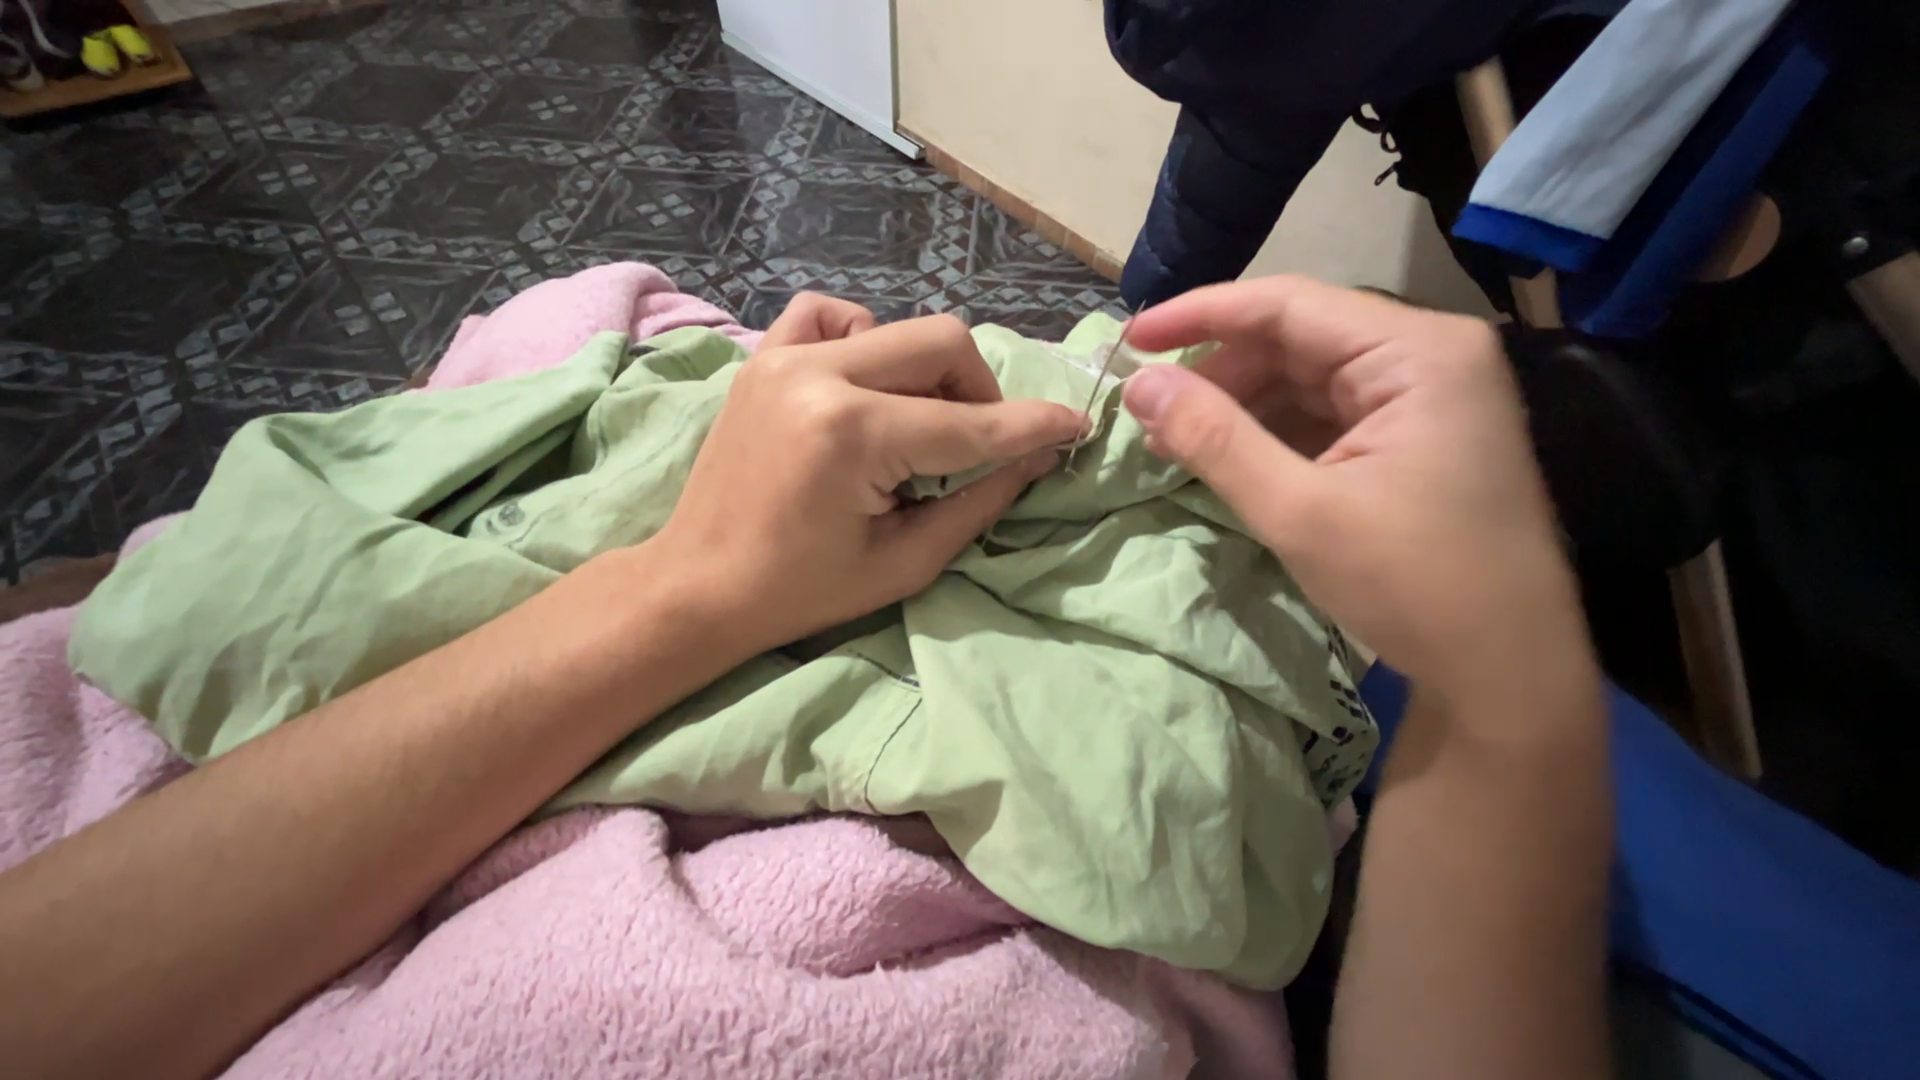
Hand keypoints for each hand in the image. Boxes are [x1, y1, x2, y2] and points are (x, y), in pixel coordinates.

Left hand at [650, 301, 1085, 655]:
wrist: (700, 586)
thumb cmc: (803, 591)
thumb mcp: (906, 561)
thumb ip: (980, 499)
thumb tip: (1039, 454)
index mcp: (852, 434)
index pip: (970, 424)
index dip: (1032, 426)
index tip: (1077, 426)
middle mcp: (818, 375)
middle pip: (942, 343)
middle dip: (981, 393)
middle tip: (978, 444)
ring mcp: (782, 358)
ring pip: (895, 327)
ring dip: (927, 371)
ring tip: (916, 424)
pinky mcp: (762, 359)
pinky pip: (828, 315)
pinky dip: (863, 339)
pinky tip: (865, 383)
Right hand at [1121, 277, 1582, 696]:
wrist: (1505, 671)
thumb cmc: (1413, 585)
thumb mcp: (1299, 511)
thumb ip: (1214, 439)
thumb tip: (1138, 386)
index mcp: (1416, 352)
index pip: (1287, 304)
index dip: (1200, 314)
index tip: (1131, 341)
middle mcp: (1425, 356)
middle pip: (1295, 339)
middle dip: (1217, 374)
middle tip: (1150, 414)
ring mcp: (1422, 397)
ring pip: (1303, 378)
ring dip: (1236, 406)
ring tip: (1175, 441)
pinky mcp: (1411, 437)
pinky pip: (1322, 414)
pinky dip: (1268, 432)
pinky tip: (1225, 457)